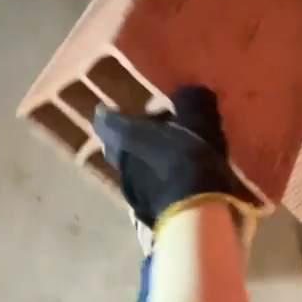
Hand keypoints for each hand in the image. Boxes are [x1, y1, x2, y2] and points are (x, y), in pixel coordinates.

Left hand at [93, 85, 255, 229]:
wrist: (193, 209)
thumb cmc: (188, 154)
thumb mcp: (196, 119)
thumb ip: (191, 100)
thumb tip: (190, 90)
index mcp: (123, 133)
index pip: (106, 119)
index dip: (108, 114)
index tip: (111, 109)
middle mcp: (120, 161)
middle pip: (117, 145)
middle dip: (131, 136)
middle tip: (151, 129)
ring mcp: (132, 189)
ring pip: (133, 167)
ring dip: (146, 159)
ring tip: (169, 154)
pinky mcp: (147, 210)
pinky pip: (148, 186)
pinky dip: (157, 178)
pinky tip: (176, 178)